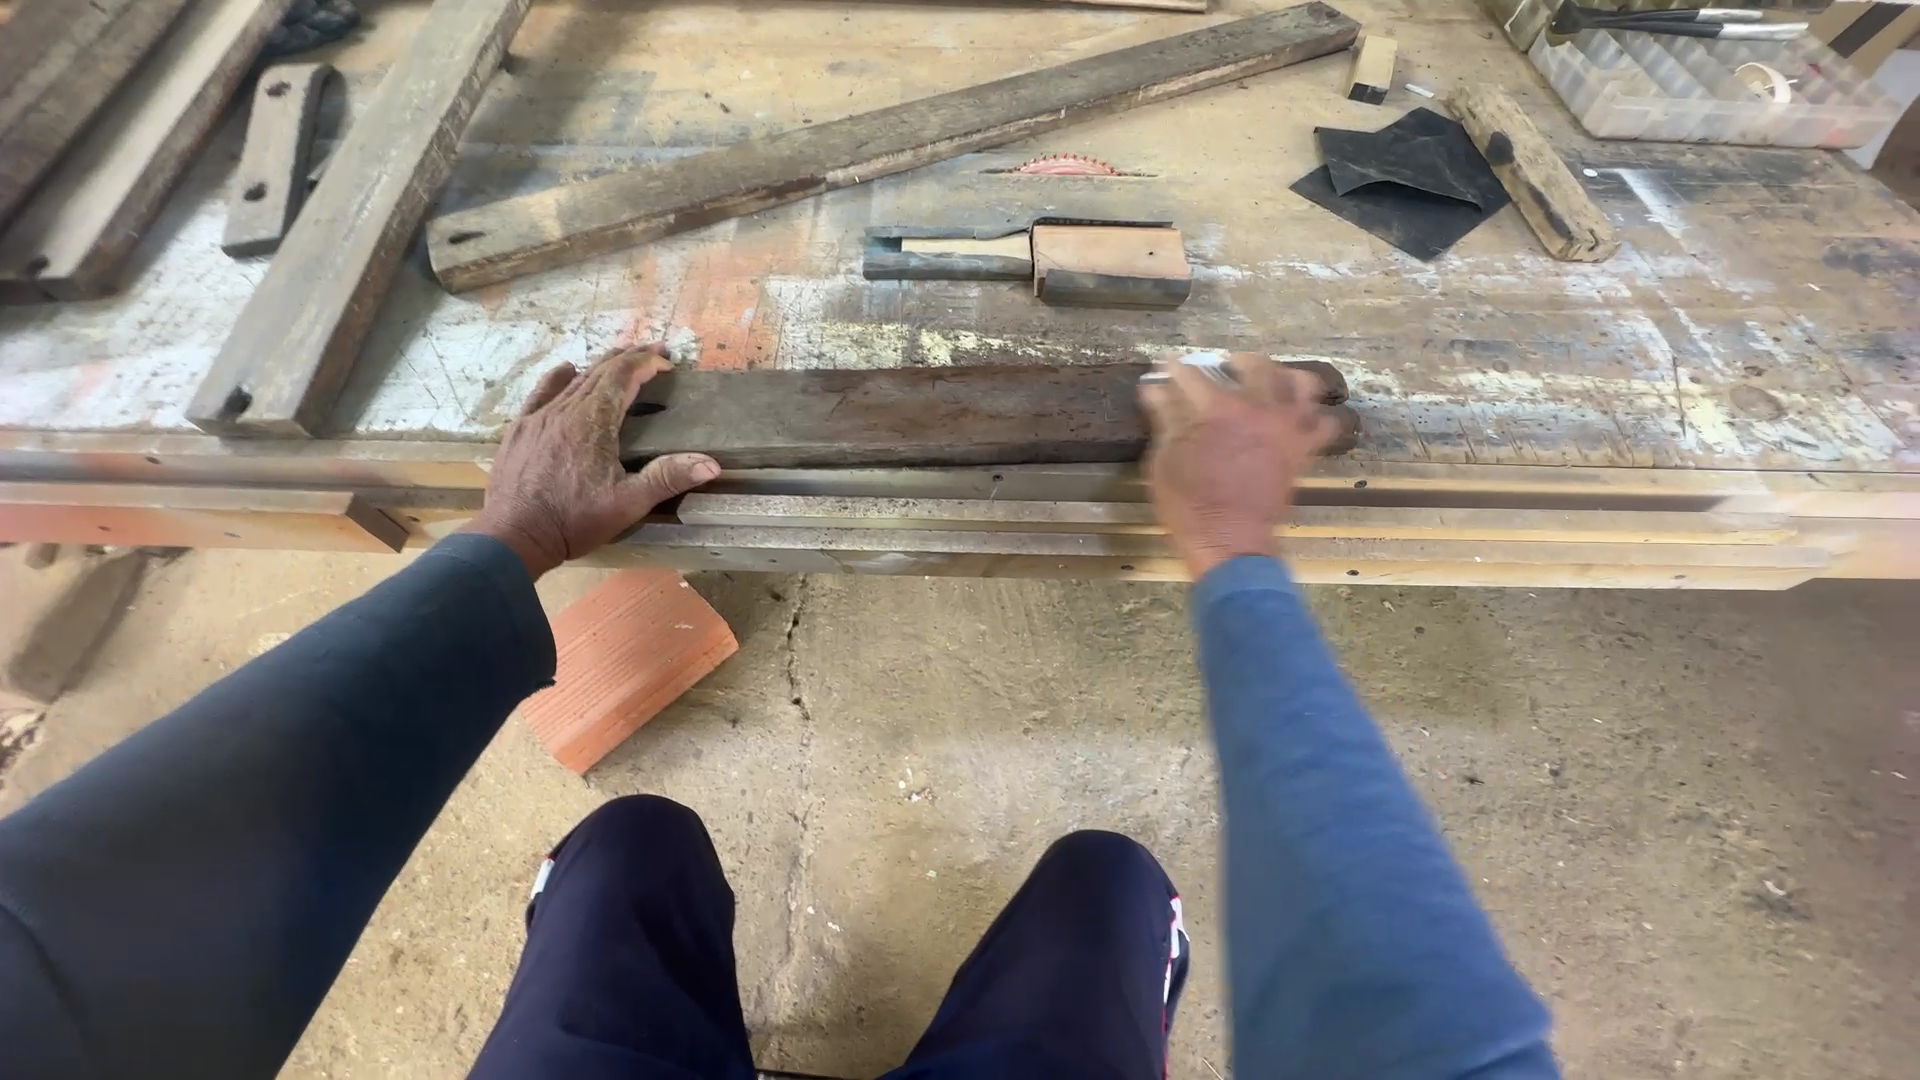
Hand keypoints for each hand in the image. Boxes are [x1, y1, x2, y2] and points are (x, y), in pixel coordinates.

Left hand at [464, 345, 720, 577]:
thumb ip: (668, 478)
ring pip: (574, 381)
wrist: (514, 536)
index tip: (667, 362)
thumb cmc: (574, 520)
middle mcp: (565, 411)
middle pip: (600, 372)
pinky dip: (558, 378)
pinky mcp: (521, 430)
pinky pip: (541, 393)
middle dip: (629, 359)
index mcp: (593, 423)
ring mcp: (539, 418)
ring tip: (620, 359)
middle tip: (653, 353)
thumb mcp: (629, 503)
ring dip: (601, 366)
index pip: (623, 378)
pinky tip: (566, 369)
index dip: (646, 364)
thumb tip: (711, 464)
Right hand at [1139, 354, 1342, 580]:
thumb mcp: (1165, 460)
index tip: (1165, 365)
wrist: (1227, 542)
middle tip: (1227, 365)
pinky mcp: (1303, 453)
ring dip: (1287, 376)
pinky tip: (1302, 415)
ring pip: (1302, 384)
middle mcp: (1260, 410)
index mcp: (1220, 410)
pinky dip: (1316, 415)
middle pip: (1258, 366)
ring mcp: (1288, 430)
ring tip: (1274, 380)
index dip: (1175, 369)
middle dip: (1239, 360)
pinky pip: (1324, 424)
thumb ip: (1165, 419)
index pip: (1194, 377)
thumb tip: (1152, 389)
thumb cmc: (1188, 504)